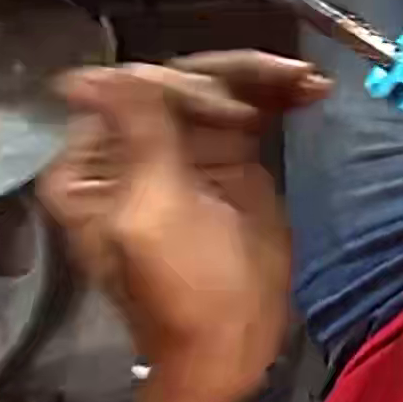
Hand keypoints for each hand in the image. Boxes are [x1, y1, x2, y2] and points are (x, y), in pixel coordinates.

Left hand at [41, 52, 327, 401]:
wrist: (237, 326)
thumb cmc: (186, 279)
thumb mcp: (157, 208)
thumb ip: (136, 137)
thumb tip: (88, 75)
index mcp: (97, 163)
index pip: (140, 92)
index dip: (193, 89)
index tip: (240, 115)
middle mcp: (138, 147)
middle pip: (189, 82)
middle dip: (241, 76)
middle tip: (293, 80)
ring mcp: (191, 149)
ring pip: (227, 89)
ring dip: (270, 79)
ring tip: (312, 81)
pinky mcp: (235, 154)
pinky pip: (256, 109)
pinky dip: (283, 96)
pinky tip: (314, 91)